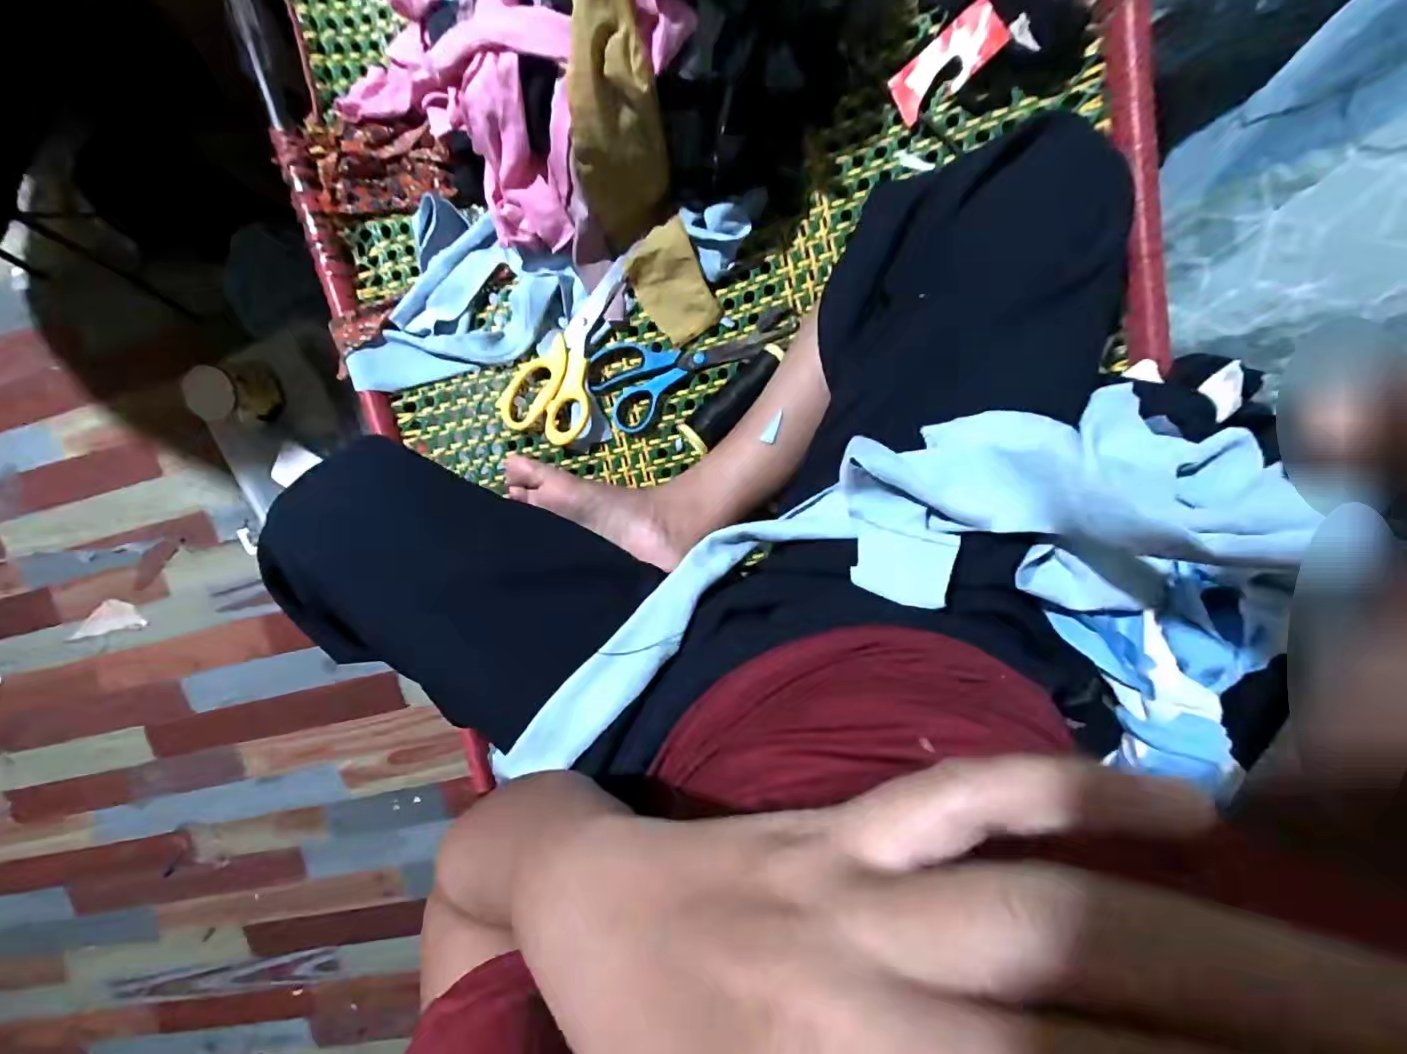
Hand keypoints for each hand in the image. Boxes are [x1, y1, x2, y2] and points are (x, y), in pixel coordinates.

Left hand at [510, 757, 1406, 1052]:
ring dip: (1248, 964)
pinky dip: (1058, 789)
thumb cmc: (644, 1040)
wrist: (570, 905)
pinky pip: (942, 795)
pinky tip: (1184, 807)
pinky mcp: (821, 822)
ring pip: (1055, 919)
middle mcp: (866, 1001)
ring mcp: (843, 888)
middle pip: (1106, 1042)